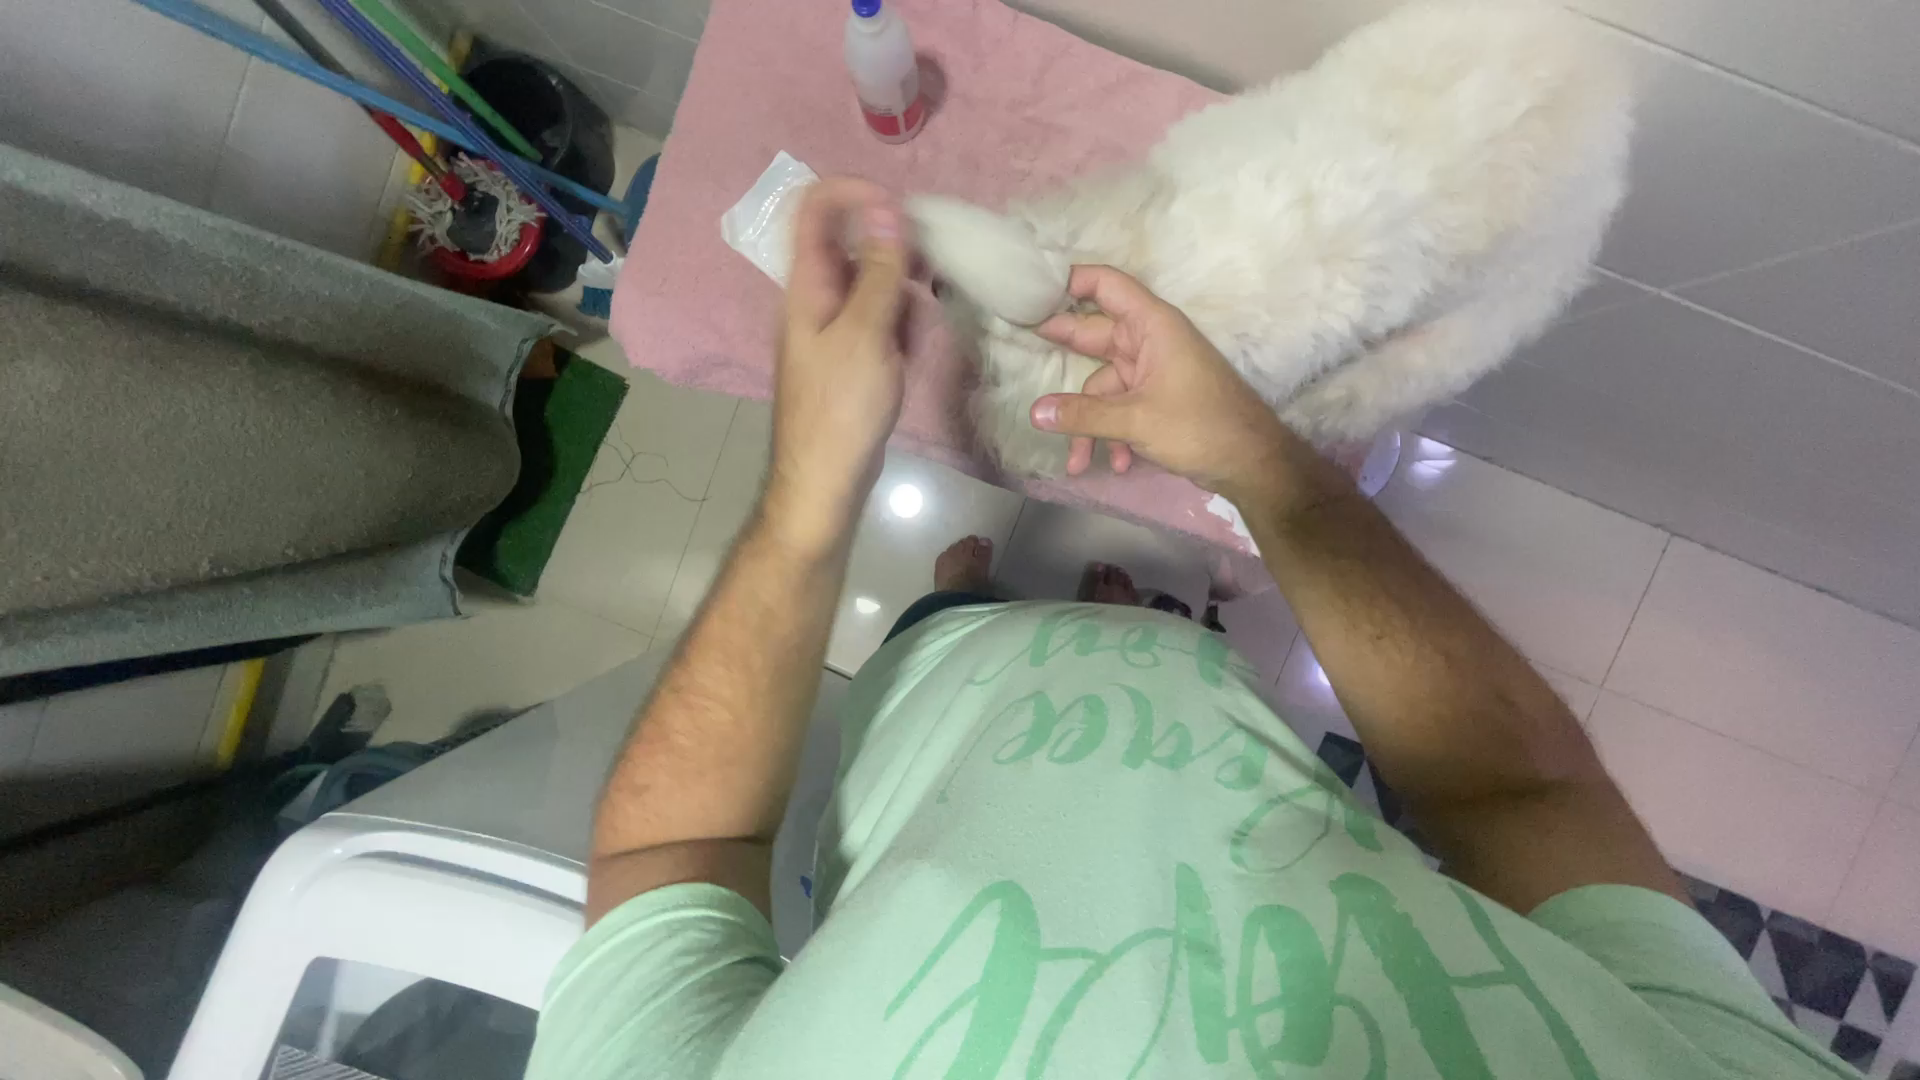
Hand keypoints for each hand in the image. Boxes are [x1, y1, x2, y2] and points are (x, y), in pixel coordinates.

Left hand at [761, 177, 909, 553]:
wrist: (826, 476)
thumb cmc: (841, 406)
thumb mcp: (865, 333)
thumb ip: (878, 271)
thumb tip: (888, 210)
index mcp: (807, 284)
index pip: (816, 208)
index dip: (854, 193)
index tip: (901, 210)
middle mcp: (816, 299)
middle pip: (850, 244)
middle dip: (892, 248)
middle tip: (928, 271)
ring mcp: (834, 329)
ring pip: (870, 285)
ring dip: (900, 291)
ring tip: (921, 318)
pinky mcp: (851, 356)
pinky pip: (877, 321)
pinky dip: (898, 325)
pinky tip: (911, 349)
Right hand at [1030, 265, 1337, 510]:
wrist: (1250, 463)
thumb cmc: (1199, 426)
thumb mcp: (1136, 420)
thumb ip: (1082, 415)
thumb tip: (1034, 413)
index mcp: (1152, 326)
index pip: (1106, 286)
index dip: (1071, 282)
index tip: (1034, 290)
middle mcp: (1150, 342)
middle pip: (1095, 337)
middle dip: (1064, 356)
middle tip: (1022, 351)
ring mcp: (1153, 372)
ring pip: (1103, 387)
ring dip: (1090, 424)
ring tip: (1078, 462)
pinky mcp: (1155, 401)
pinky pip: (1119, 409)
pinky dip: (1113, 435)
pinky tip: (1117, 464)